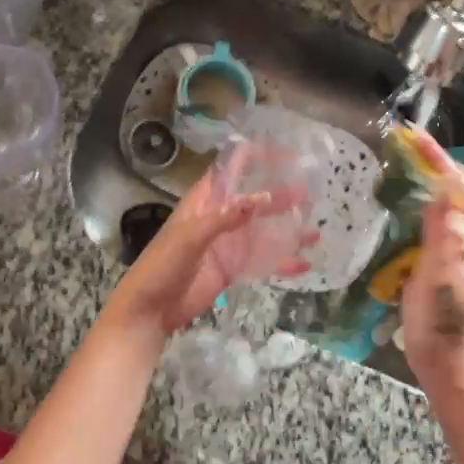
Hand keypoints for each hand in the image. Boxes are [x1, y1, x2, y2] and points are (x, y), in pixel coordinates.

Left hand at [105, 149, 315, 342]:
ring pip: (263, 230)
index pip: (233, 167)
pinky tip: (304, 265)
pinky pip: (262, 261)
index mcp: (204, 200)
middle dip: (280, 195)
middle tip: (311, 192)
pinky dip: (282, 262)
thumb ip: (224, 218)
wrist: (148, 311)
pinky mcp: (232, 269)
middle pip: (254, 199)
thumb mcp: (190, 238)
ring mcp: (227, 244)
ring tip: (315, 231)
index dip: (256, 156)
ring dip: (286, 229)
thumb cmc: (162, 266)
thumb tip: (260, 198)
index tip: (286, 152)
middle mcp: (219, 217)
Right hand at [400, 163, 463, 389]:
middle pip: (462, 188)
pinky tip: (400, 201)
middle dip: (438, 161)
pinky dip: (422, 198)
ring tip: (402, 163)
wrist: (441, 359)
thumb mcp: (440, 280)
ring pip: (450, 200)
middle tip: (407, 145)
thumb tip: (445, 193)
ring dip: (431, 176)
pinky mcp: (442, 257)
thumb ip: (444, 238)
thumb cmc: (439, 322)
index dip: (442, 160)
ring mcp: (456, 248)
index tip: (415, 138)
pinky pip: (437, 216)